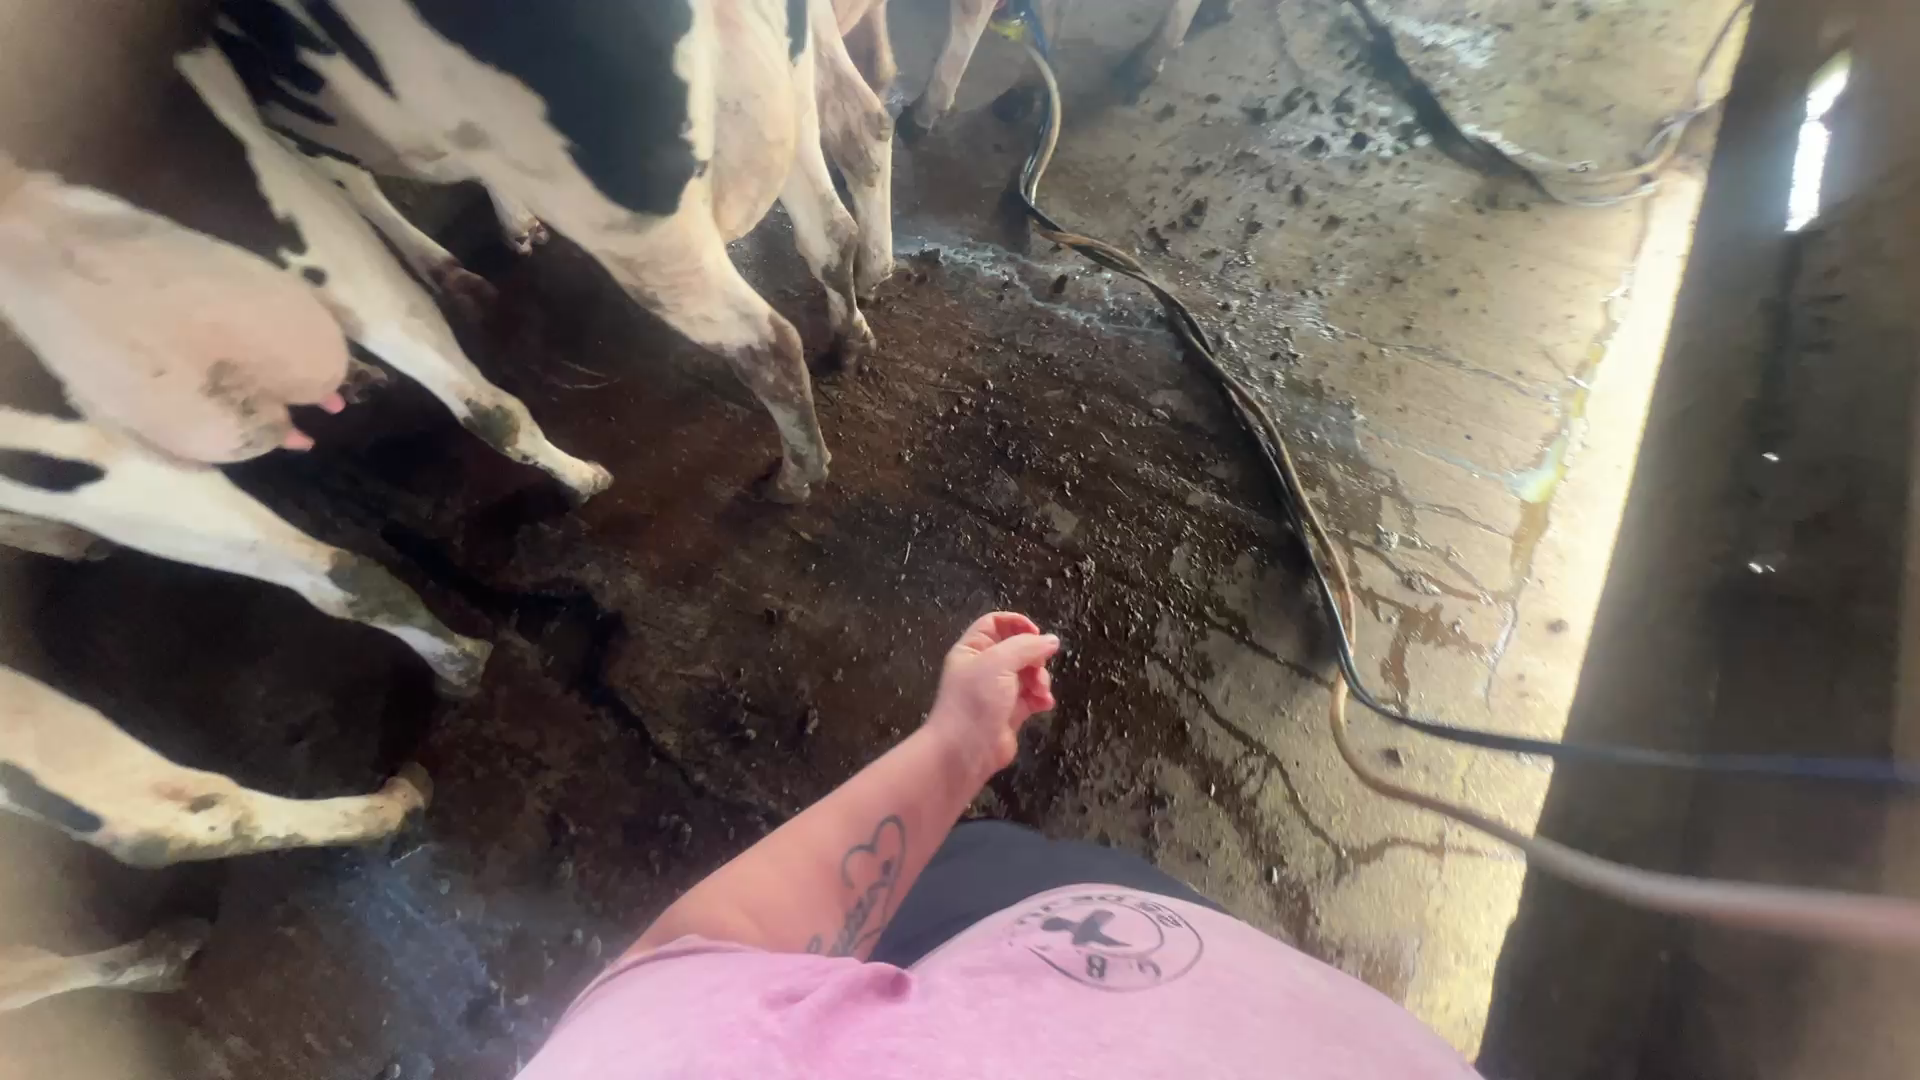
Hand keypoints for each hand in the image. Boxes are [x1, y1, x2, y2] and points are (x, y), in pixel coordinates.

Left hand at [927, 612, 1060, 778]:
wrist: (964, 751)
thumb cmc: (975, 700)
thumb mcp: (998, 663)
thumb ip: (1027, 647)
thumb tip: (1052, 640)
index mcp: (973, 649)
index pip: (995, 623)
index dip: (1016, 624)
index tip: (1036, 633)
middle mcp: (984, 667)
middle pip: (1017, 648)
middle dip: (1033, 656)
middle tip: (1038, 667)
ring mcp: (997, 690)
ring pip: (1028, 672)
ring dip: (1040, 678)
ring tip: (1040, 691)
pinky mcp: (1010, 712)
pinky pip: (1032, 696)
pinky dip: (1041, 698)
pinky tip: (1044, 704)